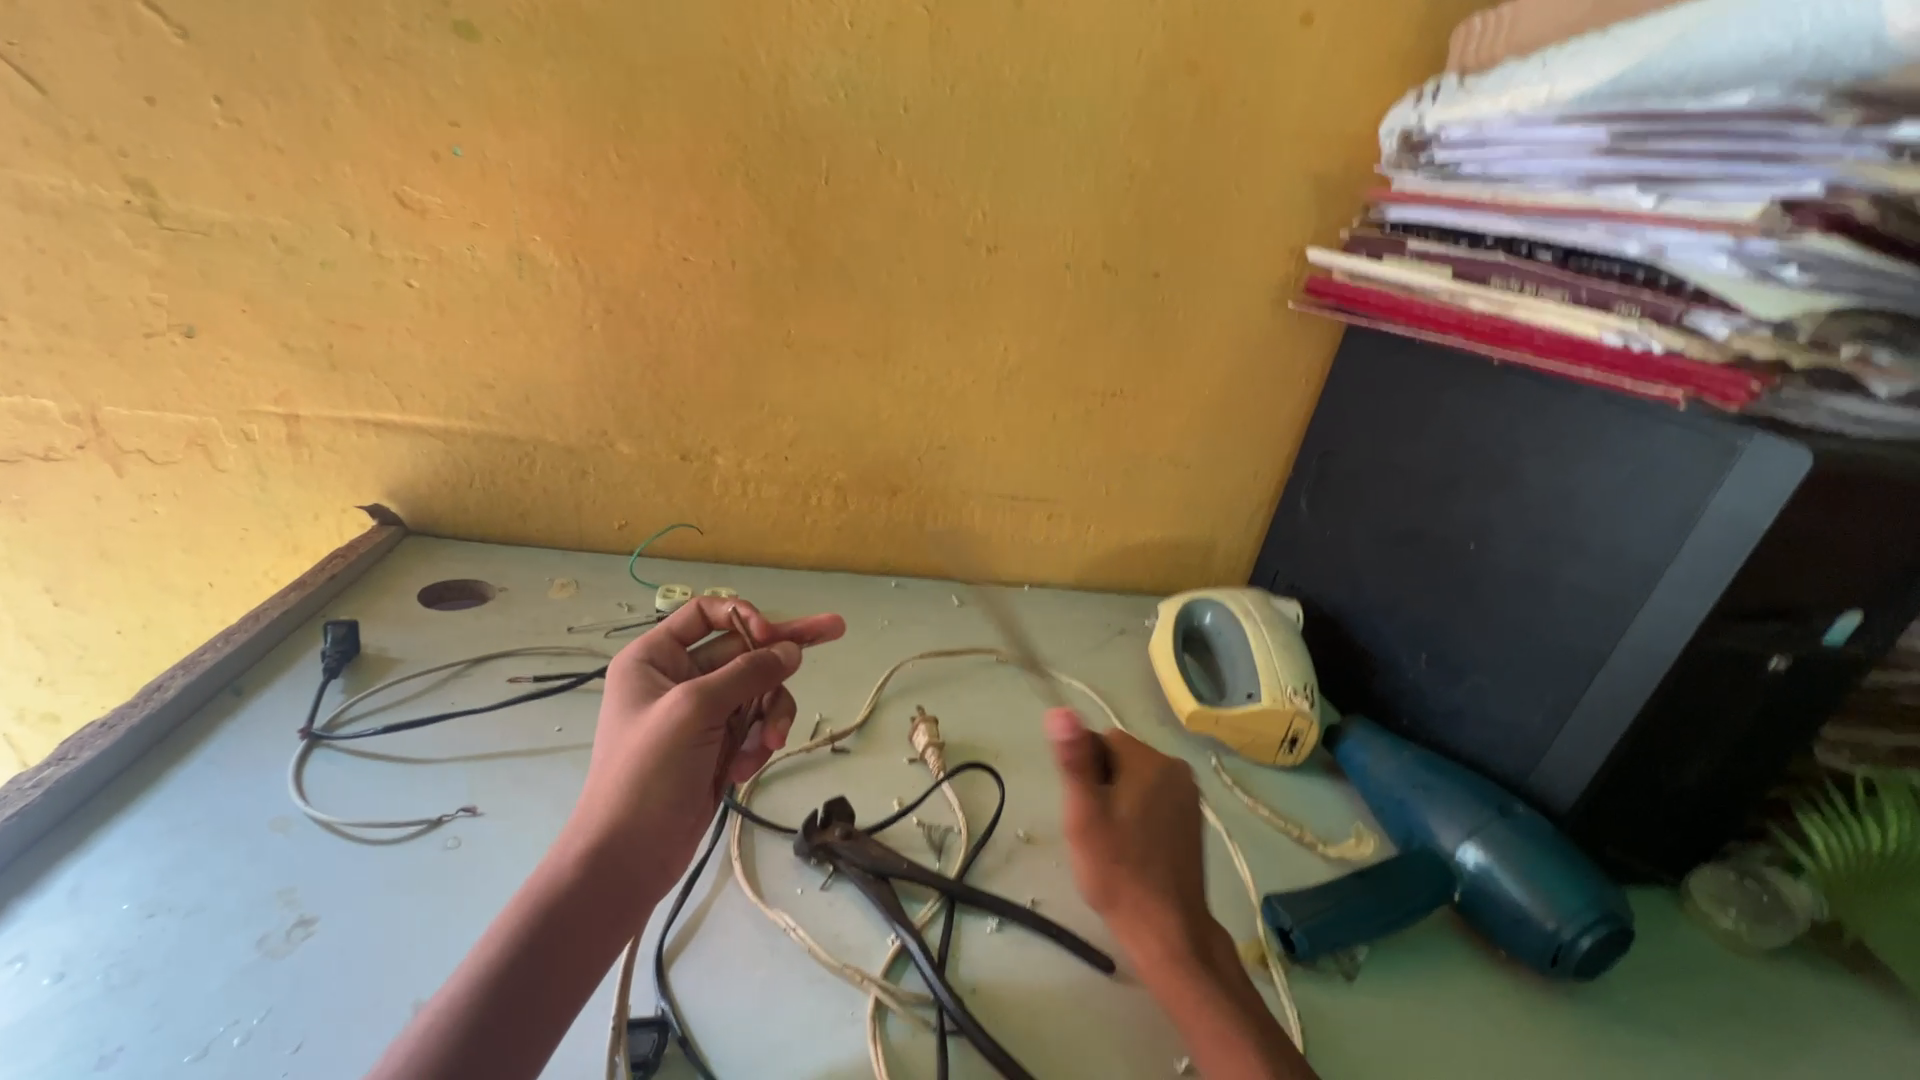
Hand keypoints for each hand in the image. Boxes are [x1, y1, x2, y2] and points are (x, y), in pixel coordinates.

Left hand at [567, 598, 845, 892]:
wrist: (627, 856)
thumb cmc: (647, 772)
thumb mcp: (695, 709)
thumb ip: (748, 673)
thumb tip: (792, 650)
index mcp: (654, 658)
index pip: (706, 615)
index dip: (744, 618)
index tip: (775, 636)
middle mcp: (677, 679)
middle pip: (743, 653)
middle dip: (780, 662)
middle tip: (837, 628)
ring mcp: (701, 715)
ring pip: (758, 693)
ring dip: (769, 717)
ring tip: (768, 746)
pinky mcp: (718, 747)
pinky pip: (755, 726)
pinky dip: (758, 744)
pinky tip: (745, 769)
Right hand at [1047, 708, 1220, 970]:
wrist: (1166, 928)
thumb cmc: (1117, 871)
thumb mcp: (1084, 814)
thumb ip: (1074, 760)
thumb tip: (1060, 710)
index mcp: (1151, 761)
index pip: (1101, 741)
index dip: (1084, 772)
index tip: (1084, 809)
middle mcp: (1176, 769)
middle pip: (1120, 759)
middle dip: (1101, 786)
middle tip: (1094, 830)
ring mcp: (1189, 795)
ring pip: (1135, 781)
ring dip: (1118, 801)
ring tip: (1112, 842)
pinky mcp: (1192, 819)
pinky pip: (1153, 800)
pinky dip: (1138, 815)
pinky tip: (1132, 849)